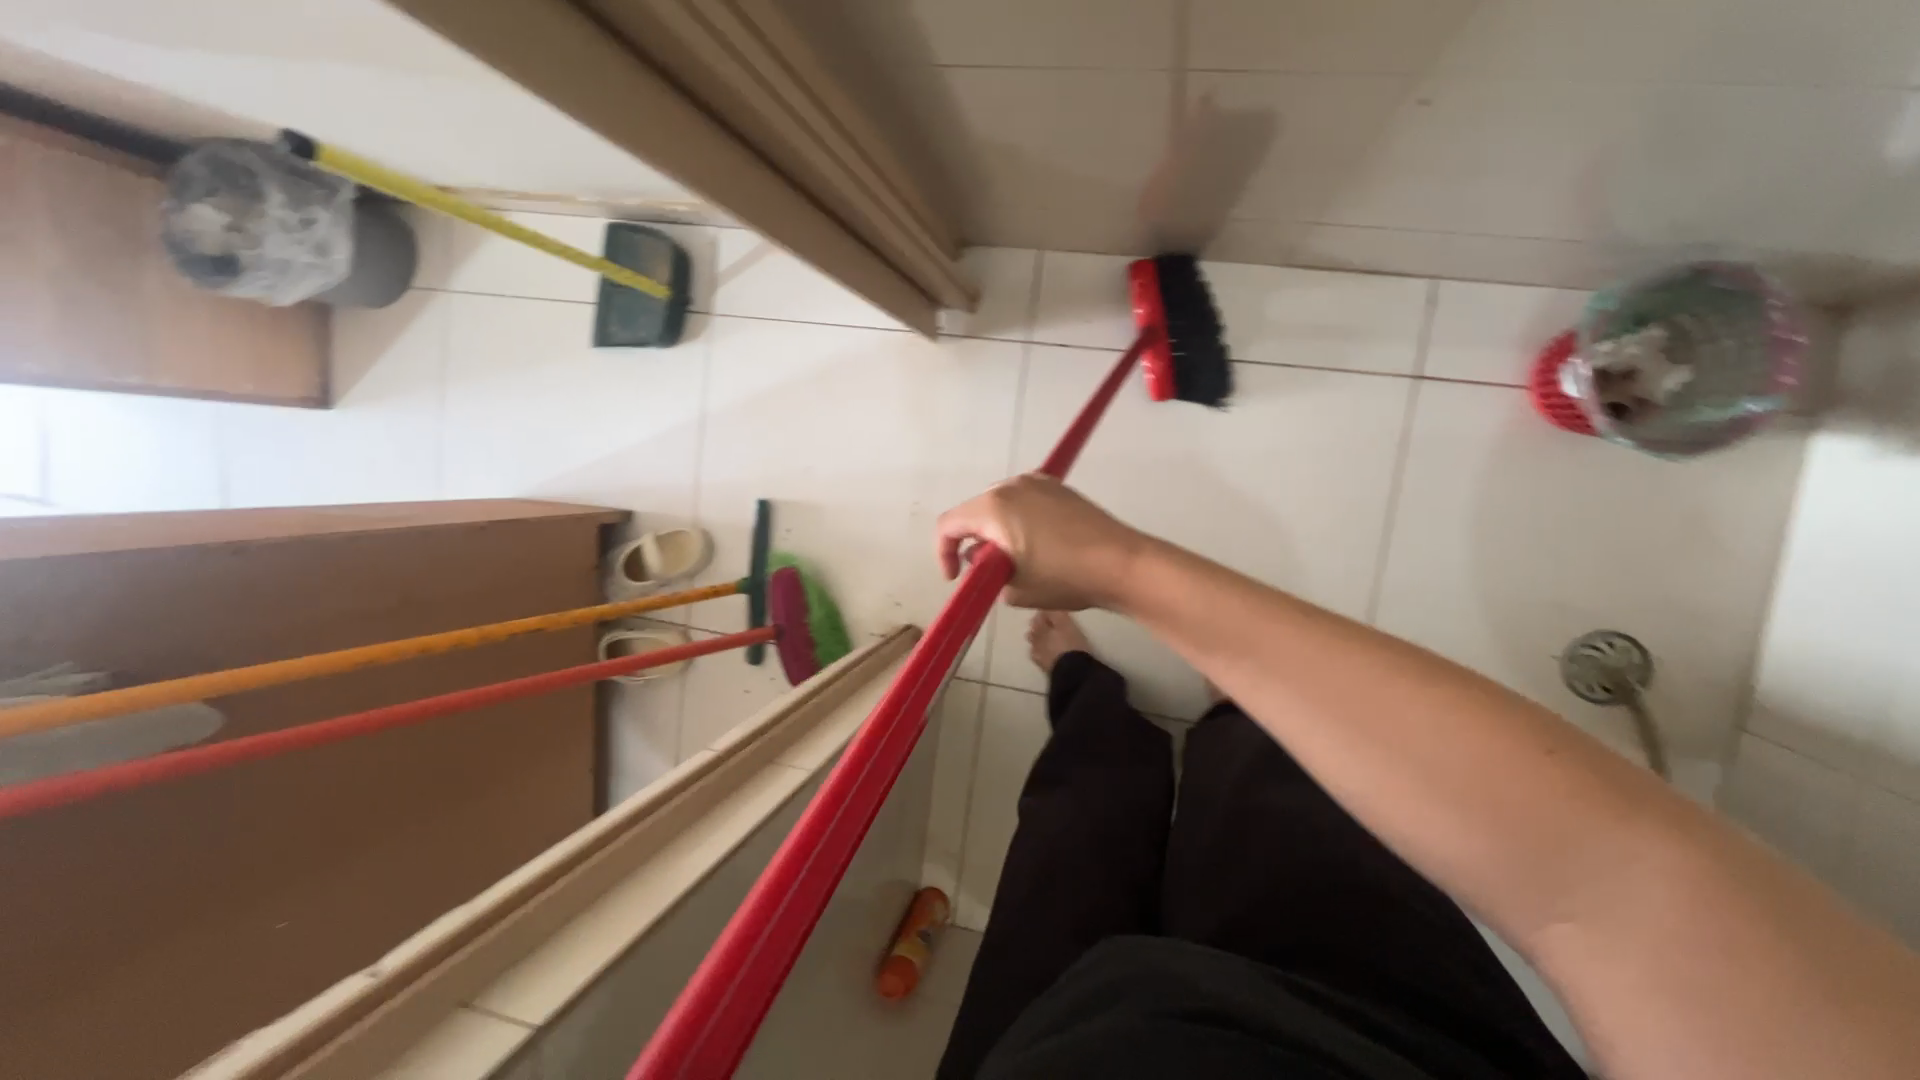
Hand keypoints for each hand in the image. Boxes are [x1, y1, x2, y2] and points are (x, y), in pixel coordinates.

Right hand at [934, 475, 1145, 609]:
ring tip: (1014, 560)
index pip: (949, 524)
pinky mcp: (1059, 488)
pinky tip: (1037, 545)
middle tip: (986, 571)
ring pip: (1000, 505)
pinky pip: (1024, 501)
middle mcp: (1011, 486)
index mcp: (993, 508)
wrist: (1122, 563)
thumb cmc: (1064, 577)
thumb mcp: (1015, 588)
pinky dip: (1018, 520)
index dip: (944, 552)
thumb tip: (985, 559)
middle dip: (973, 540)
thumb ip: (986, 573)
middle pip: (974, 511)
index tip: (955, 577)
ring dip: (996, 530)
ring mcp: (1037, 482)